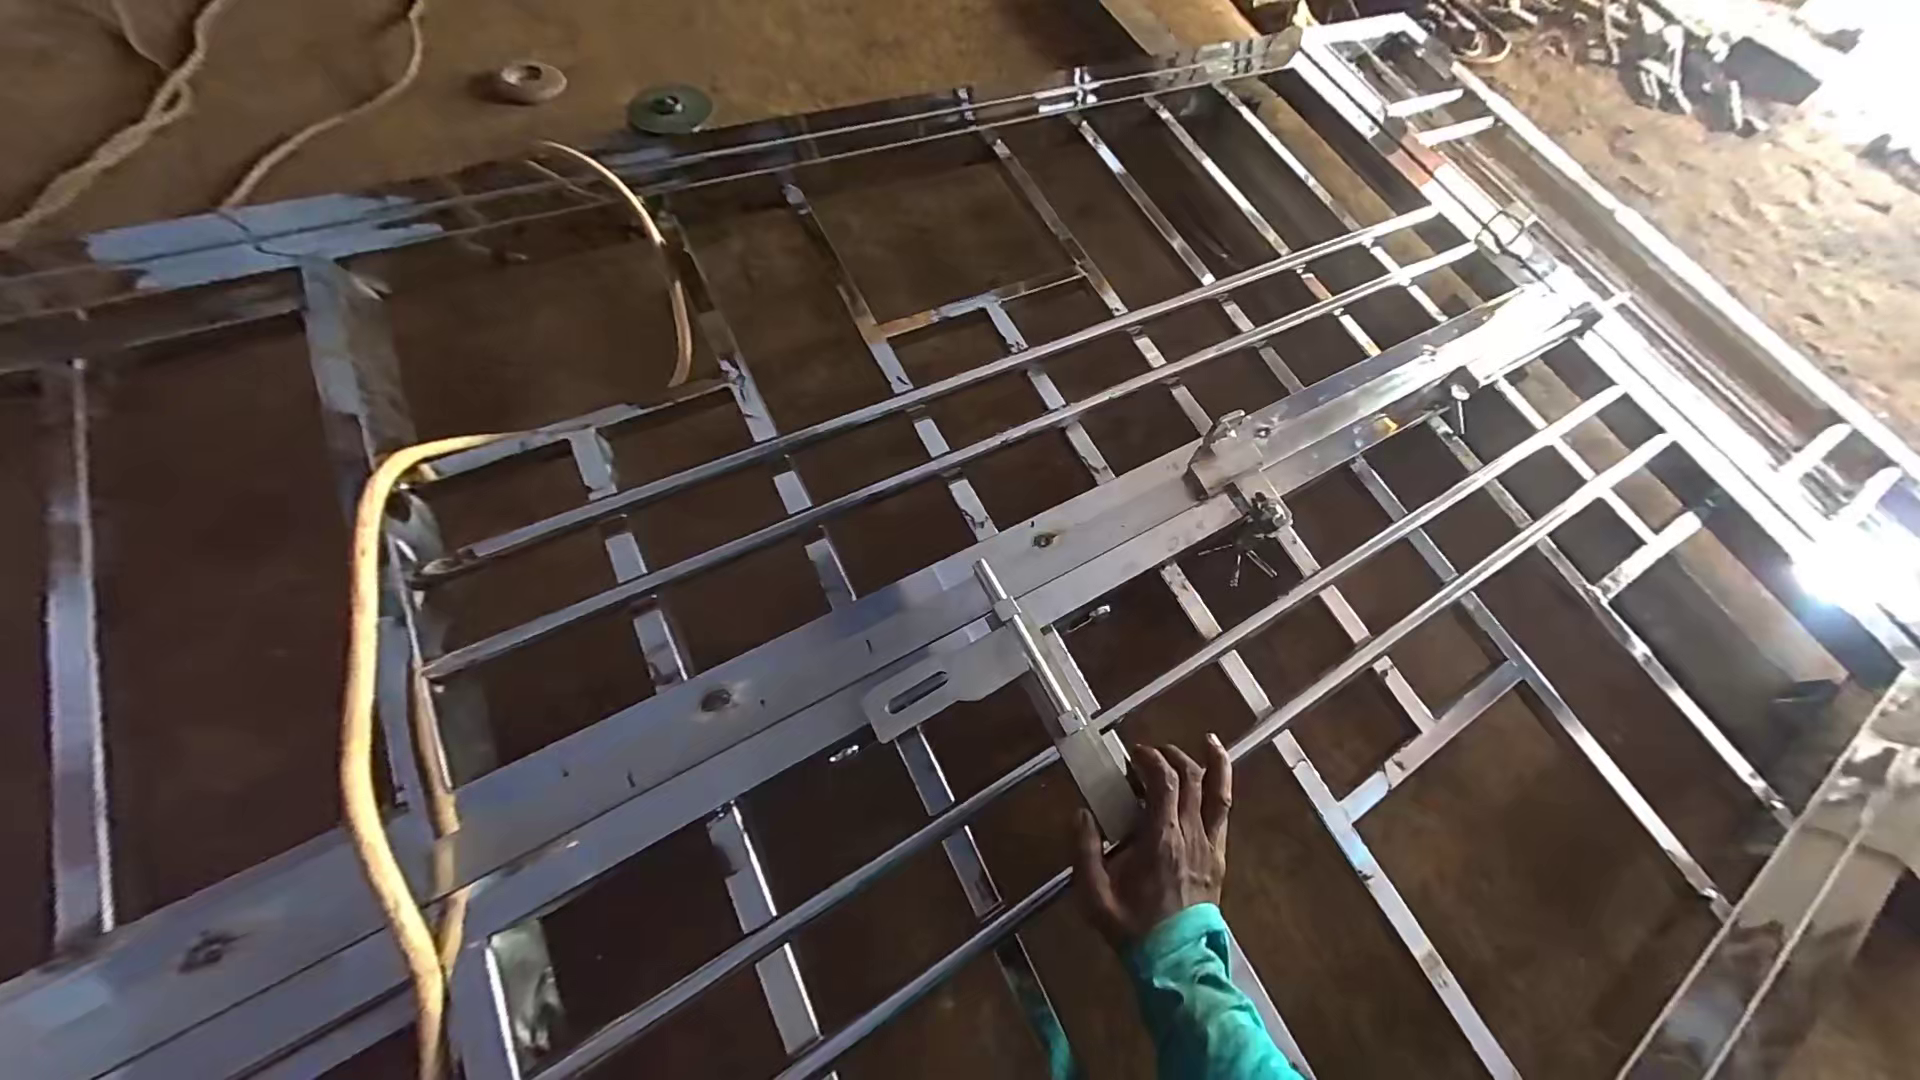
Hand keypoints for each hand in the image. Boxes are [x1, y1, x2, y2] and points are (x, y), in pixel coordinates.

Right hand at [1074, 734, 1232, 946]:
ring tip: (1206, 739)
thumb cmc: (1133, 927)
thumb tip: (1081, 813)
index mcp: (1161, 840)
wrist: (1176, 965)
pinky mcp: (1219, 855)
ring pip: (1215, 791)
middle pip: (1189, 778)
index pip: (1163, 783)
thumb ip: (1084, 850)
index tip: (1132, 754)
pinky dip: (1223, 785)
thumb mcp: (1094, 894)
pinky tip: (1219, 770)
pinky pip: (1224, 812)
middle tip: (1147, 754)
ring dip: (1208, 761)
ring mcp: (1209, 845)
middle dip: (1169, 755)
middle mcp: (1190, 835)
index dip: (1149, 759)